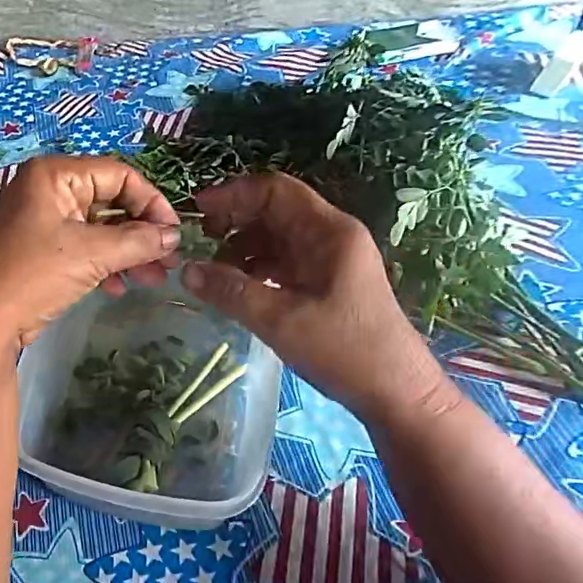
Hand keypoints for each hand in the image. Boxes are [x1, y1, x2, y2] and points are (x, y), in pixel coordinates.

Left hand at [0, 156, 179, 349]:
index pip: (119, 175)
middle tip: (169, 262)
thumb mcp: (91, 253)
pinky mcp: (40, 251)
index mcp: (54, 175)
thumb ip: (139, 241)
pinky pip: (82, 248)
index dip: (151, 202)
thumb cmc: (34, 274)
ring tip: (152, 280)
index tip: (173, 234)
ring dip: (128, 253)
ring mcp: (42, 221)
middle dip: (141, 233)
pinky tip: (119, 287)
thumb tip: (174, 237)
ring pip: (98, 228)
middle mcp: (47, 190)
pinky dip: (104, 264)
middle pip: (110, 201)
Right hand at [180, 172, 452, 425]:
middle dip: (234, 218)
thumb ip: (230, 292)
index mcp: (328, 232)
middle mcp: (330, 236)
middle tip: (197, 238)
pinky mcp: (326, 282)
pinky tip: (235, 286)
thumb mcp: (280, 320)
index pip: (275, 190)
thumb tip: (185, 271)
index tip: (197, 209)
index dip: (233, 193)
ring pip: (277, 236)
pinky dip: (255, 266)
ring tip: (210, 268)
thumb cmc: (344, 350)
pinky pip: (283, 260)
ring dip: (241, 245)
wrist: (396, 392)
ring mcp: (330, 260)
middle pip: (274, 210)